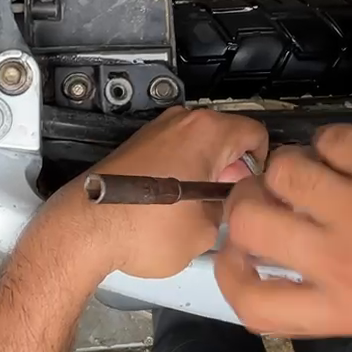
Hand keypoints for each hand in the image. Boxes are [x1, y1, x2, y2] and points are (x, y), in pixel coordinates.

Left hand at [33, 107, 266, 280]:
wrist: (86, 229)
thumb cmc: (139, 227)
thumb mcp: (208, 229)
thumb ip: (233, 210)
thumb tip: (238, 206)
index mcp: (206, 131)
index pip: (258, 134)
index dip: (265, 167)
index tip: (261, 190)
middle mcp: (182, 122)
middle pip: (230, 139)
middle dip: (237, 172)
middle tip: (236, 207)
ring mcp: (159, 131)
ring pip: (203, 148)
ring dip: (210, 174)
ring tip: (207, 212)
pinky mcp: (141, 146)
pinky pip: (177, 154)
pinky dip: (185, 174)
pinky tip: (181, 207)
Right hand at [215, 127, 351, 335]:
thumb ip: (332, 277)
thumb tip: (277, 231)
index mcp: (350, 309)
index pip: (254, 303)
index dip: (227, 269)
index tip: (231, 244)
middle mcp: (349, 266)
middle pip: (247, 220)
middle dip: (249, 194)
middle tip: (269, 185)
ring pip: (284, 168)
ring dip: (300, 160)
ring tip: (332, 166)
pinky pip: (331, 138)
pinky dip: (344, 140)